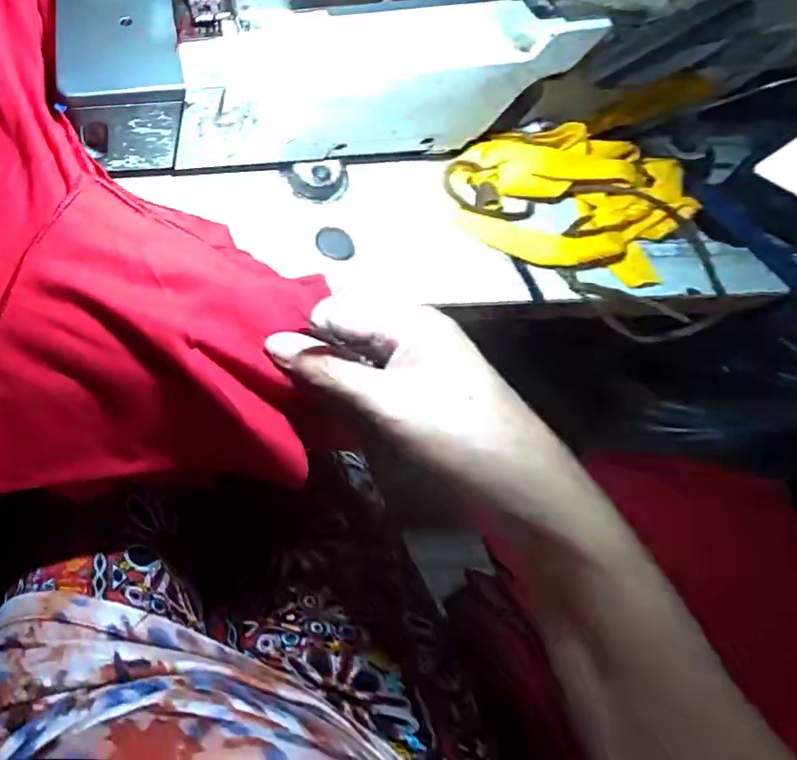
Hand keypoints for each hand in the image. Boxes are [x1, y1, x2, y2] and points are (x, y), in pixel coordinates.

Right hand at [265, 298, 617, 542]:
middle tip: (293, 384)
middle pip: (346, 323)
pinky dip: (352, 383)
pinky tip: (339, 404)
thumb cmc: (454, 435)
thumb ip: (326, 370)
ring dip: (332, 369)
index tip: (284, 369)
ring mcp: (420, 355)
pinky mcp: (422, 382)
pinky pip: (373, 369)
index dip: (308, 335)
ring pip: (357, 348)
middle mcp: (413, 327)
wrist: (526, 488)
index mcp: (409, 318)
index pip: (335, 308)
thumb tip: (270, 341)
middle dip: (317, 349)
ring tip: (308, 395)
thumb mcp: (384, 403)